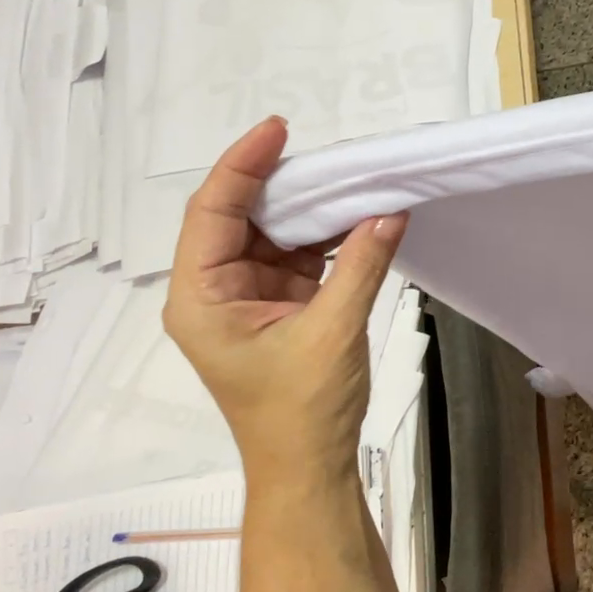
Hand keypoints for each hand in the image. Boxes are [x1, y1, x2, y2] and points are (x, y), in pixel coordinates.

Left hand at [162, 116, 406, 494]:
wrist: (310, 461)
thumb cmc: (303, 404)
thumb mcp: (333, 330)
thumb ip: (360, 266)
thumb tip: (389, 212)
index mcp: (203, 296)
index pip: (214, 213)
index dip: (242, 167)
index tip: (278, 130)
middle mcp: (219, 291)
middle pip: (243, 219)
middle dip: (283, 185)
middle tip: (330, 156)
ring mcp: (253, 300)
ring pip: (277, 238)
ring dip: (314, 213)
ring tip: (353, 183)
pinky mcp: (286, 310)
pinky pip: (304, 261)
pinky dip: (332, 241)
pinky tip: (361, 222)